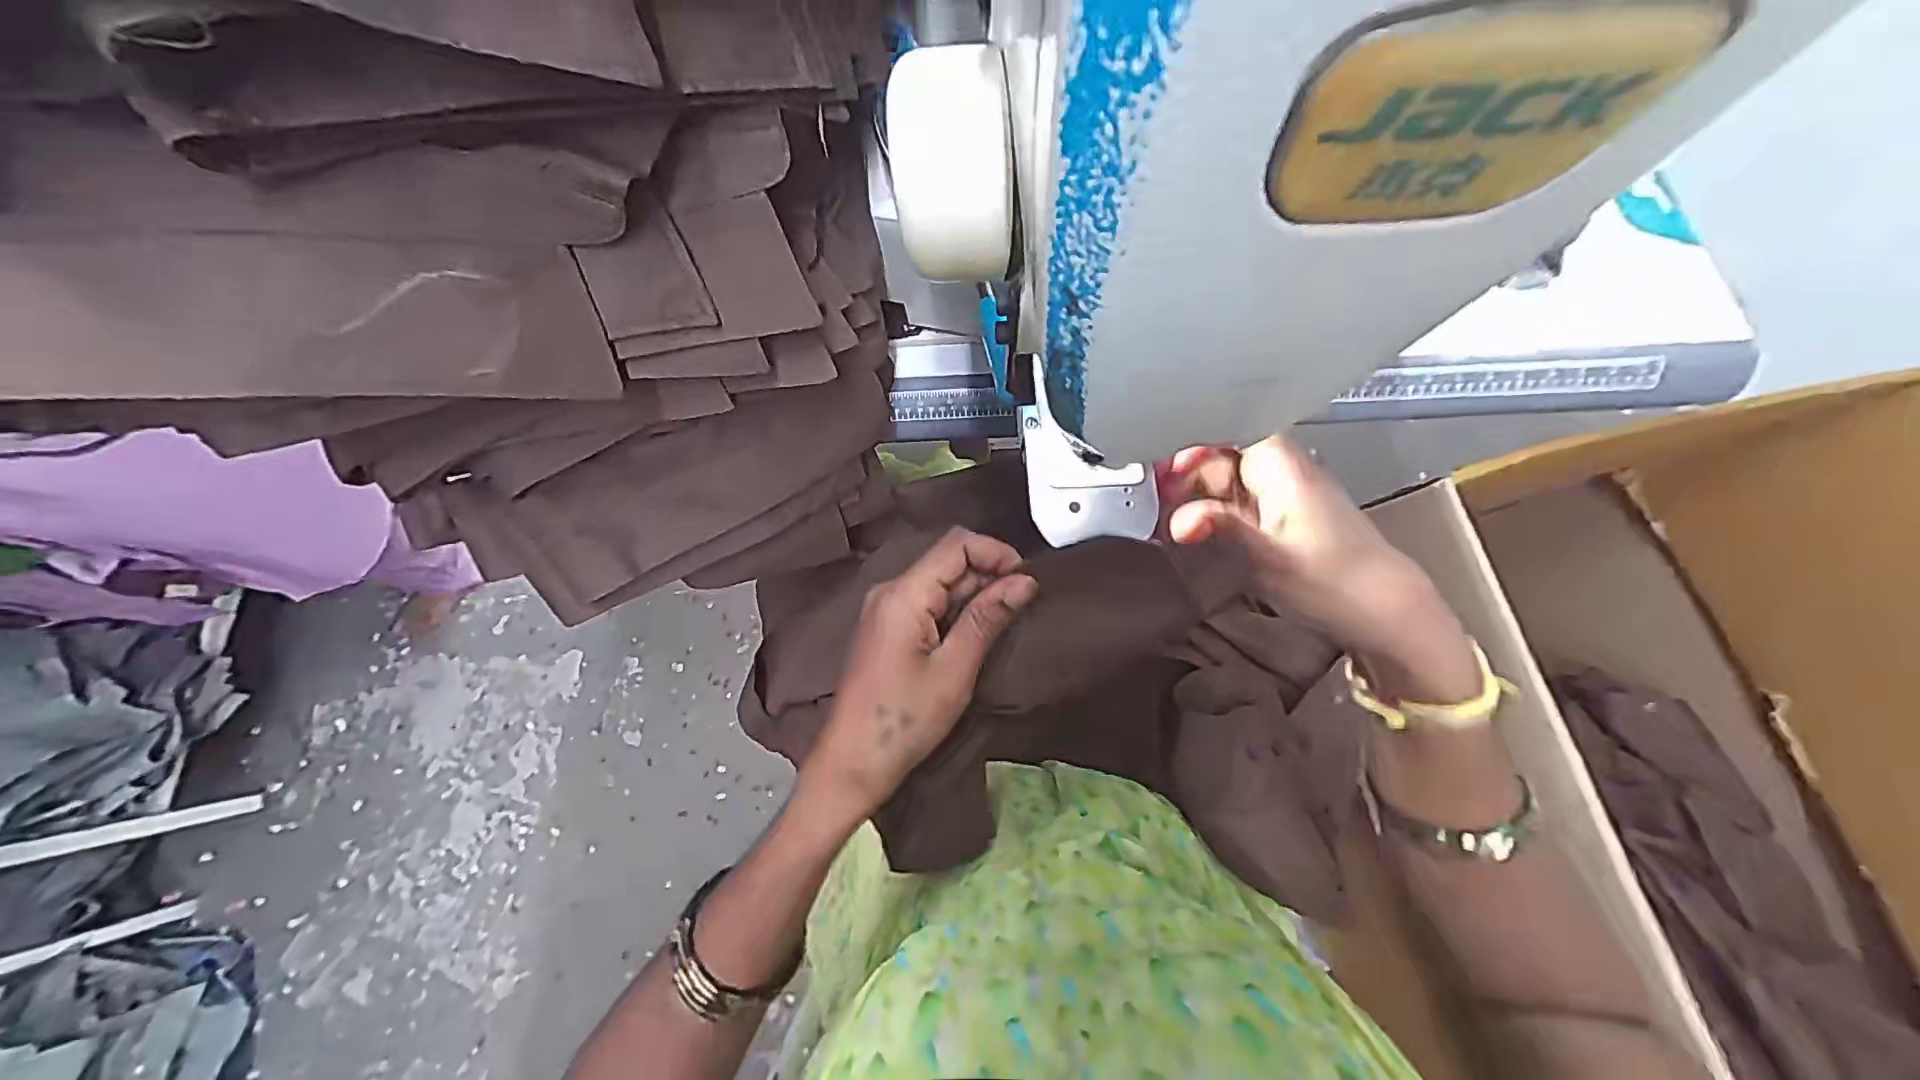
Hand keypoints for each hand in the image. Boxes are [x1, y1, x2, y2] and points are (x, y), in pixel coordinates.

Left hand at [797, 528, 1037, 823]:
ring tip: (1006, 621)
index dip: (995, 551)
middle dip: (989, 574)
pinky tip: (976, 632)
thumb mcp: (955, 668)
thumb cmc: (905, 719)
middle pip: (948, 561)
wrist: (853, 762)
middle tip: (1023, 605)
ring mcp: (885, 609)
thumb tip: (1025, 580)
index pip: (955, 544)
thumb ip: (988, 617)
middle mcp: (890, 591)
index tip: (1027, 579)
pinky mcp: (887, 629)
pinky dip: (956, 610)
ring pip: (940, 582)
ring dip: (975, 593)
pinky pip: (928, 603)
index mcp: (903, 594)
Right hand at [1159, 437, 1475, 700]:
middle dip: (1188, 478)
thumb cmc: (1333, 580)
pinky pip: (1238, 503)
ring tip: (1174, 526)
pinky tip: (1198, 534)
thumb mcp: (1269, 556)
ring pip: (1227, 481)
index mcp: (1282, 465)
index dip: (1192, 448)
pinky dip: (1214, 515)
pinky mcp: (1280, 518)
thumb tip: (1178, 521)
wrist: (1381, 610)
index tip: (1165, 474)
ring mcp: (1281, 495)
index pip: (1228, 430)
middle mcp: (1282, 471)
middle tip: (1161, 507)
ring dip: (1198, 499)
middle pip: (1222, 456)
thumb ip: (1220, 529)